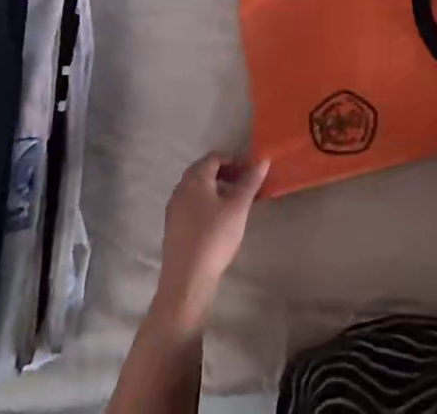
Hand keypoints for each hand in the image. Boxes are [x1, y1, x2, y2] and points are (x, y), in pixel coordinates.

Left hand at [158, 154, 268, 305]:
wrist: (187, 280)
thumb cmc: (214, 237)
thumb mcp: (238, 208)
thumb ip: (250, 182)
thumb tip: (263, 159)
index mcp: (195, 179)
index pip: (214, 157)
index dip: (234, 159)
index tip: (250, 171)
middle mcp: (180, 189)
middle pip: (203, 171)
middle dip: (225, 173)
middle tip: (244, 184)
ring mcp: (174, 209)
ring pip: (196, 188)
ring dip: (216, 188)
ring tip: (234, 202)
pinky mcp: (173, 226)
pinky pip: (191, 204)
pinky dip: (206, 202)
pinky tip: (218, 220)